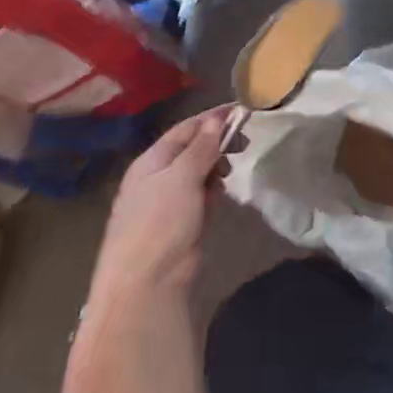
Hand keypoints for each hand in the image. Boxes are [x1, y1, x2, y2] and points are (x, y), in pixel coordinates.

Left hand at [88, 107, 244, 306]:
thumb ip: (201, 148)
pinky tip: (221, 194)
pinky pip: (201, 194)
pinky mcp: (182, 220)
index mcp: (151, 161)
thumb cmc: (160, 222)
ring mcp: (169, 200)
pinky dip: (213, 189)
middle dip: (218, 142)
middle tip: (245, 144)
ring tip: (230, 172)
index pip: (186, 128)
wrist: (147, 281)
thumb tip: (216, 120)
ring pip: (199, 171)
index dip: (213, 118)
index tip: (243, 111)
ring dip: (216, 166)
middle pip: (193, 148)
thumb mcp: (181, 177)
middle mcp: (158, 176)